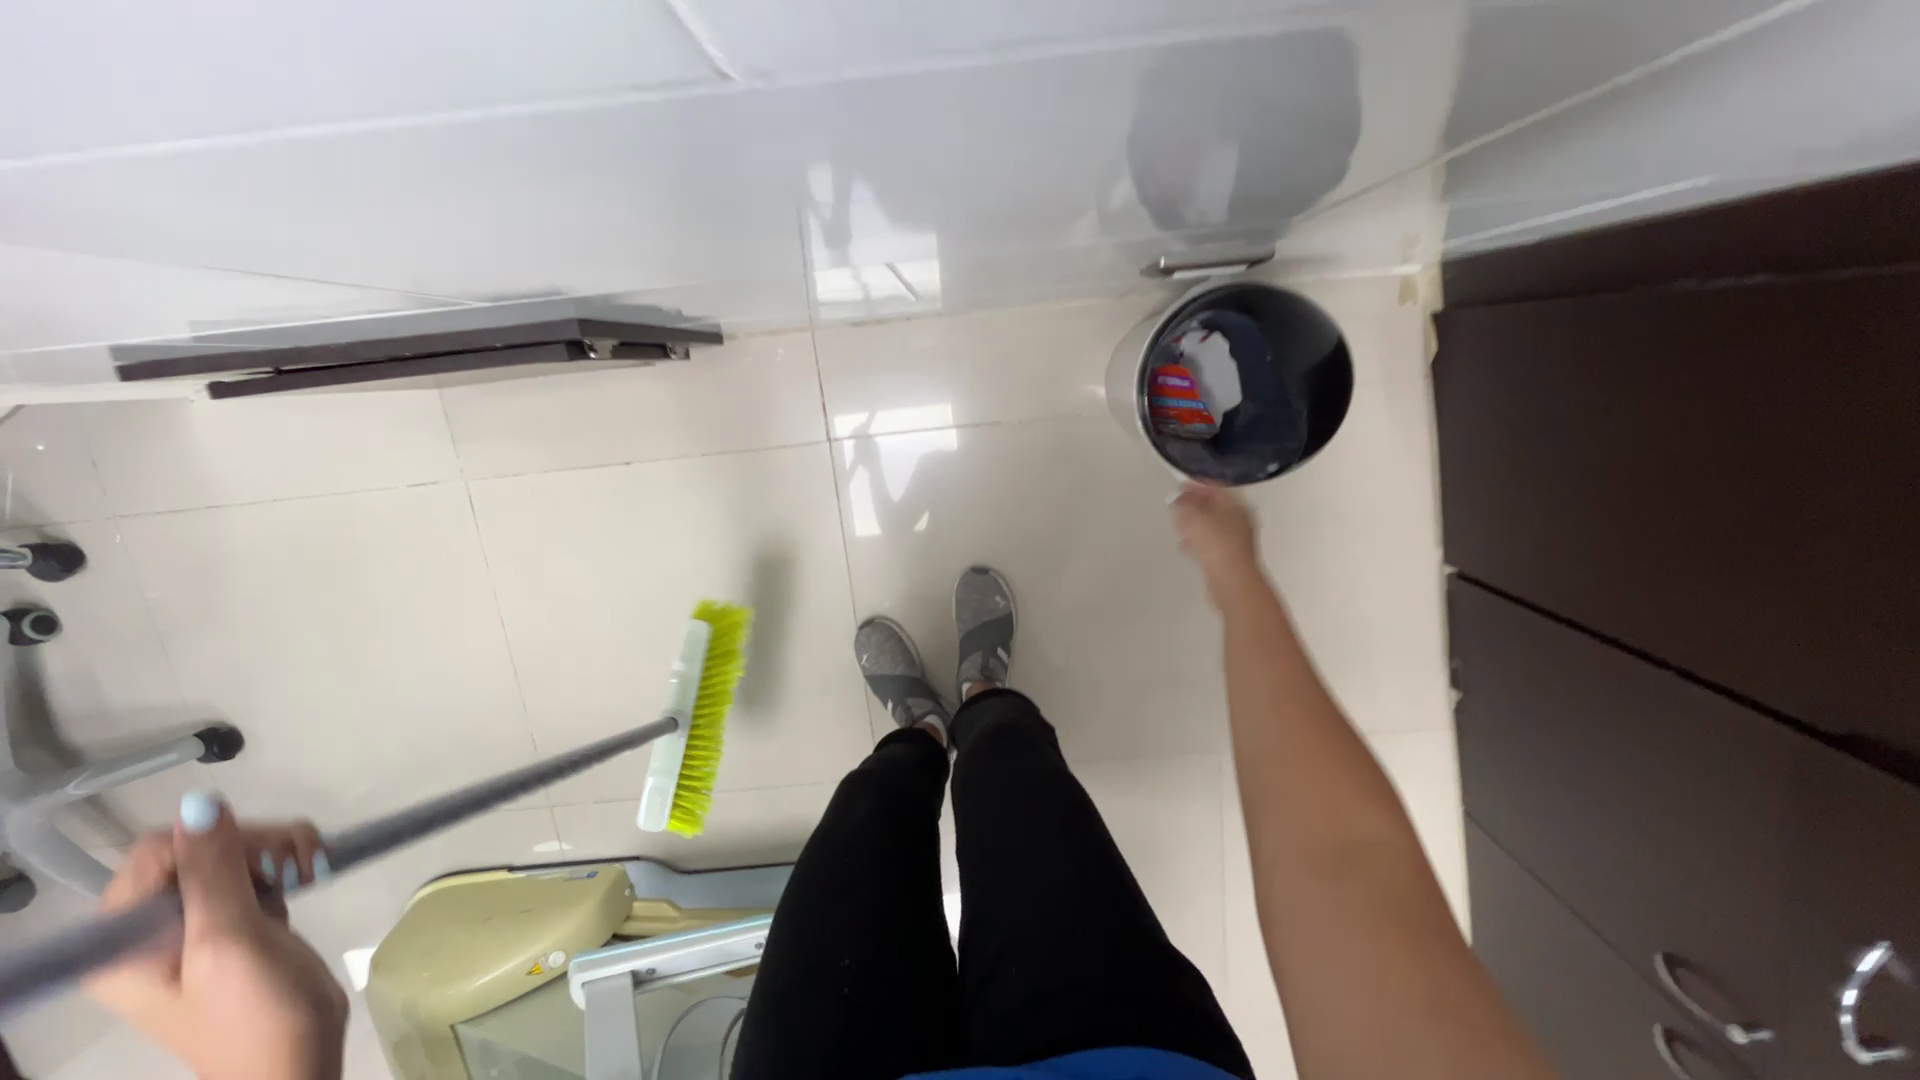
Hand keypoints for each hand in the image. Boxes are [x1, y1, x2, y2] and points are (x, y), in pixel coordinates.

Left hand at [87, 794, 347, 1079]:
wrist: (297, 1060)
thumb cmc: (253, 1013)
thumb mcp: (228, 942)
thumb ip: (212, 872)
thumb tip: (201, 802)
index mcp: (124, 939)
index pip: (157, 853)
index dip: (215, 842)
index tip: (267, 861)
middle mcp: (152, 928)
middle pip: (200, 849)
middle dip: (257, 845)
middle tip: (301, 865)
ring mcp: (198, 926)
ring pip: (235, 854)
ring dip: (281, 849)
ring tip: (312, 868)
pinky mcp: (240, 923)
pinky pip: (257, 872)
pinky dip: (289, 863)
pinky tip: (310, 876)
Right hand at [1171, 480, 1263, 601]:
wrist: (1230, 581)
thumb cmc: (1217, 545)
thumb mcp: (1195, 517)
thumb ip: (1184, 504)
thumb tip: (1177, 499)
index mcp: (1237, 506)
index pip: (1216, 488)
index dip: (1196, 485)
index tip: (1179, 486)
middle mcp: (1239, 521)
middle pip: (1214, 506)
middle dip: (1194, 504)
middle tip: (1177, 504)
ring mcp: (1234, 540)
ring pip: (1210, 525)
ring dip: (1194, 523)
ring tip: (1178, 523)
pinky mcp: (1227, 558)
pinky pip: (1209, 543)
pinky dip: (1197, 540)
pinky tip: (1186, 544)